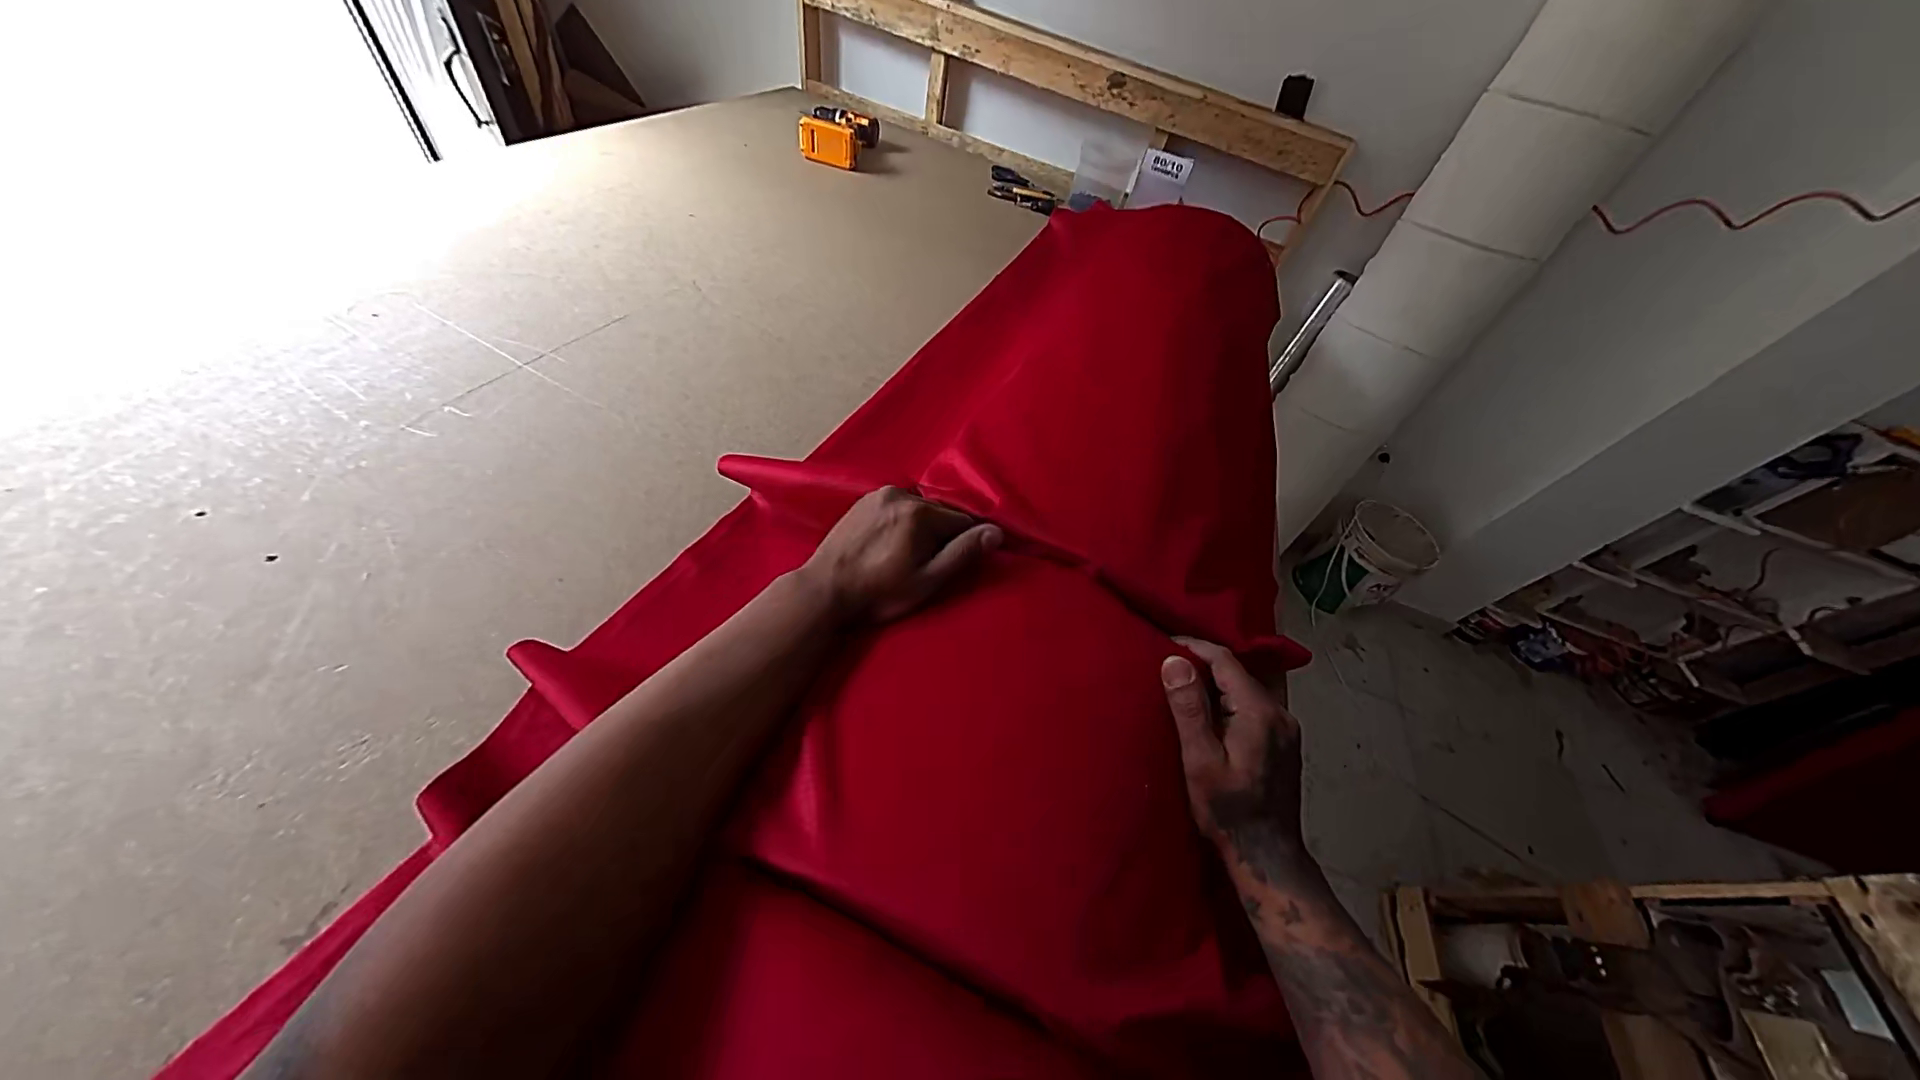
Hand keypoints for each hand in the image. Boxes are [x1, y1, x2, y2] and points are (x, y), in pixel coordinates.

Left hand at [797, 487, 1001, 624]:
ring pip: (920, 509)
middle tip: (927, 566)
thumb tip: (996, 533)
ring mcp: (879, 496)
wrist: (825, 591)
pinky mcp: (863, 502)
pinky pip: (898, 506)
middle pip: (941, 513)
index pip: (964, 522)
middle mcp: (900, 495)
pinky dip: (903, 521)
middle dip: (943, 535)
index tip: (952, 564)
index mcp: (920, 513)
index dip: (965, 545)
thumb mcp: (928, 581)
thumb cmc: (878, 592)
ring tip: (907, 557)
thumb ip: (963, 554)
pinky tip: (892, 545)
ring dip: (923, 528)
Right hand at [1161, 638, 1307, 866]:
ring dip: (1213, 682)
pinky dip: (1226, 699)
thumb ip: (1189, 708)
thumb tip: (1173, 660)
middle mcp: (1279, 713)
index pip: (1225, 660)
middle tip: (1164, 663)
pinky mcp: (1283, 742)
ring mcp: (1285, 728)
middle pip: (1236, 671)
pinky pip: (1251, 705)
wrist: (1266, 855)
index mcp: (1259, 711)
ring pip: (1244, 687)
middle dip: (1200, 662)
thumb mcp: (1200, 759)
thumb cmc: (1228, 810)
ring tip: (1179, 684)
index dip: (1193, 647)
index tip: (1161, 644)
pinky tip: (1206, 711)